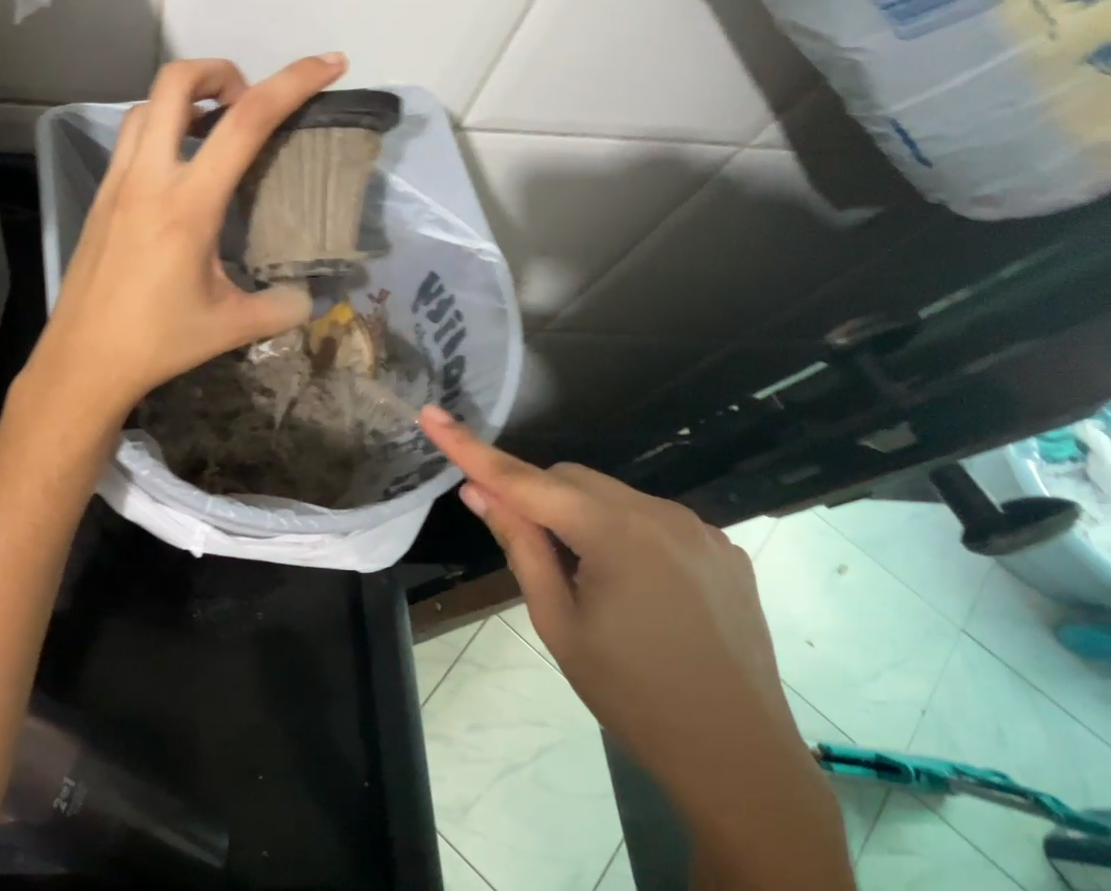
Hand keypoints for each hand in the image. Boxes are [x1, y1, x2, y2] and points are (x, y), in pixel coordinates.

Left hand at [21, 55, 347, 421]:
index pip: (246, 121)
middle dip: (220, 71)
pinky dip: (159, 130)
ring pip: (145, 107)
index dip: (293, 82)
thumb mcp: (231, 326)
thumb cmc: (157, 342)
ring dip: (184, 100)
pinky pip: (130, 140)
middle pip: (175, 82)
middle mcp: (148, 179)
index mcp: (188, 204)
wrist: (83, 361)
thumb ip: (280, 306)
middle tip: (248, 104)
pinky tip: (179, 170)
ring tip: (214, 131)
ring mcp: (117, 185)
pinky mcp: (100, 199)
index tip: (329, 64)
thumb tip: (308, 299)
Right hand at [416, 407, 809, 805]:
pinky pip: (653, 520)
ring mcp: (701, 530)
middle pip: (571, 479)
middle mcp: (661, 514)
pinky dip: (622, 533)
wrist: (736, 755)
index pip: (524, 480)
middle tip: (519, 545)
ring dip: (580, 516)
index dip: (470, 447)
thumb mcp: (558, 623)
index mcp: (615, 533)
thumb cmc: (630, 694)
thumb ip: (520, 547)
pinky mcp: (724, 551)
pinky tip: (634, 589)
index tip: (431, 414)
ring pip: (613, 496)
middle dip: (533, 496)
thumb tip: (478, 492)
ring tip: (585, 583)